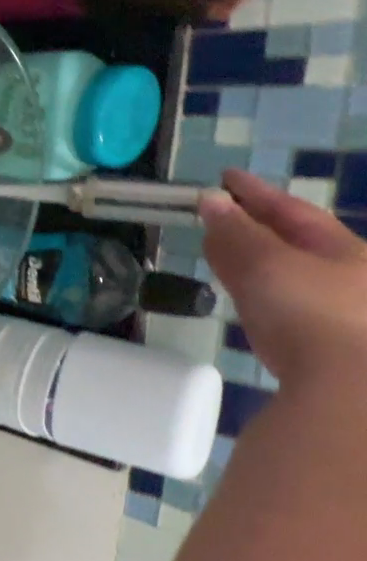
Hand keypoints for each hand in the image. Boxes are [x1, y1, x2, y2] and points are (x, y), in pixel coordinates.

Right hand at [202, 168, 366, 390]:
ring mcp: (334, 308)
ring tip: (217, 244)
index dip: (257, 193)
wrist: (346, 384)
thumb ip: (235, 232)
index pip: (295, 212)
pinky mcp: (315, 337)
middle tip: (217, 209)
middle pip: (293, 241)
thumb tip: (211, 201)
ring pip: (286, 270)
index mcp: (348, 252)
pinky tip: (238, 284)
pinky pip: (279, 295)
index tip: (225, 176)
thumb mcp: (267, 264)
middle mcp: (349, 276)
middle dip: (254, 224)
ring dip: (250, 254)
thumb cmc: (313, 311)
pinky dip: (254, 282)